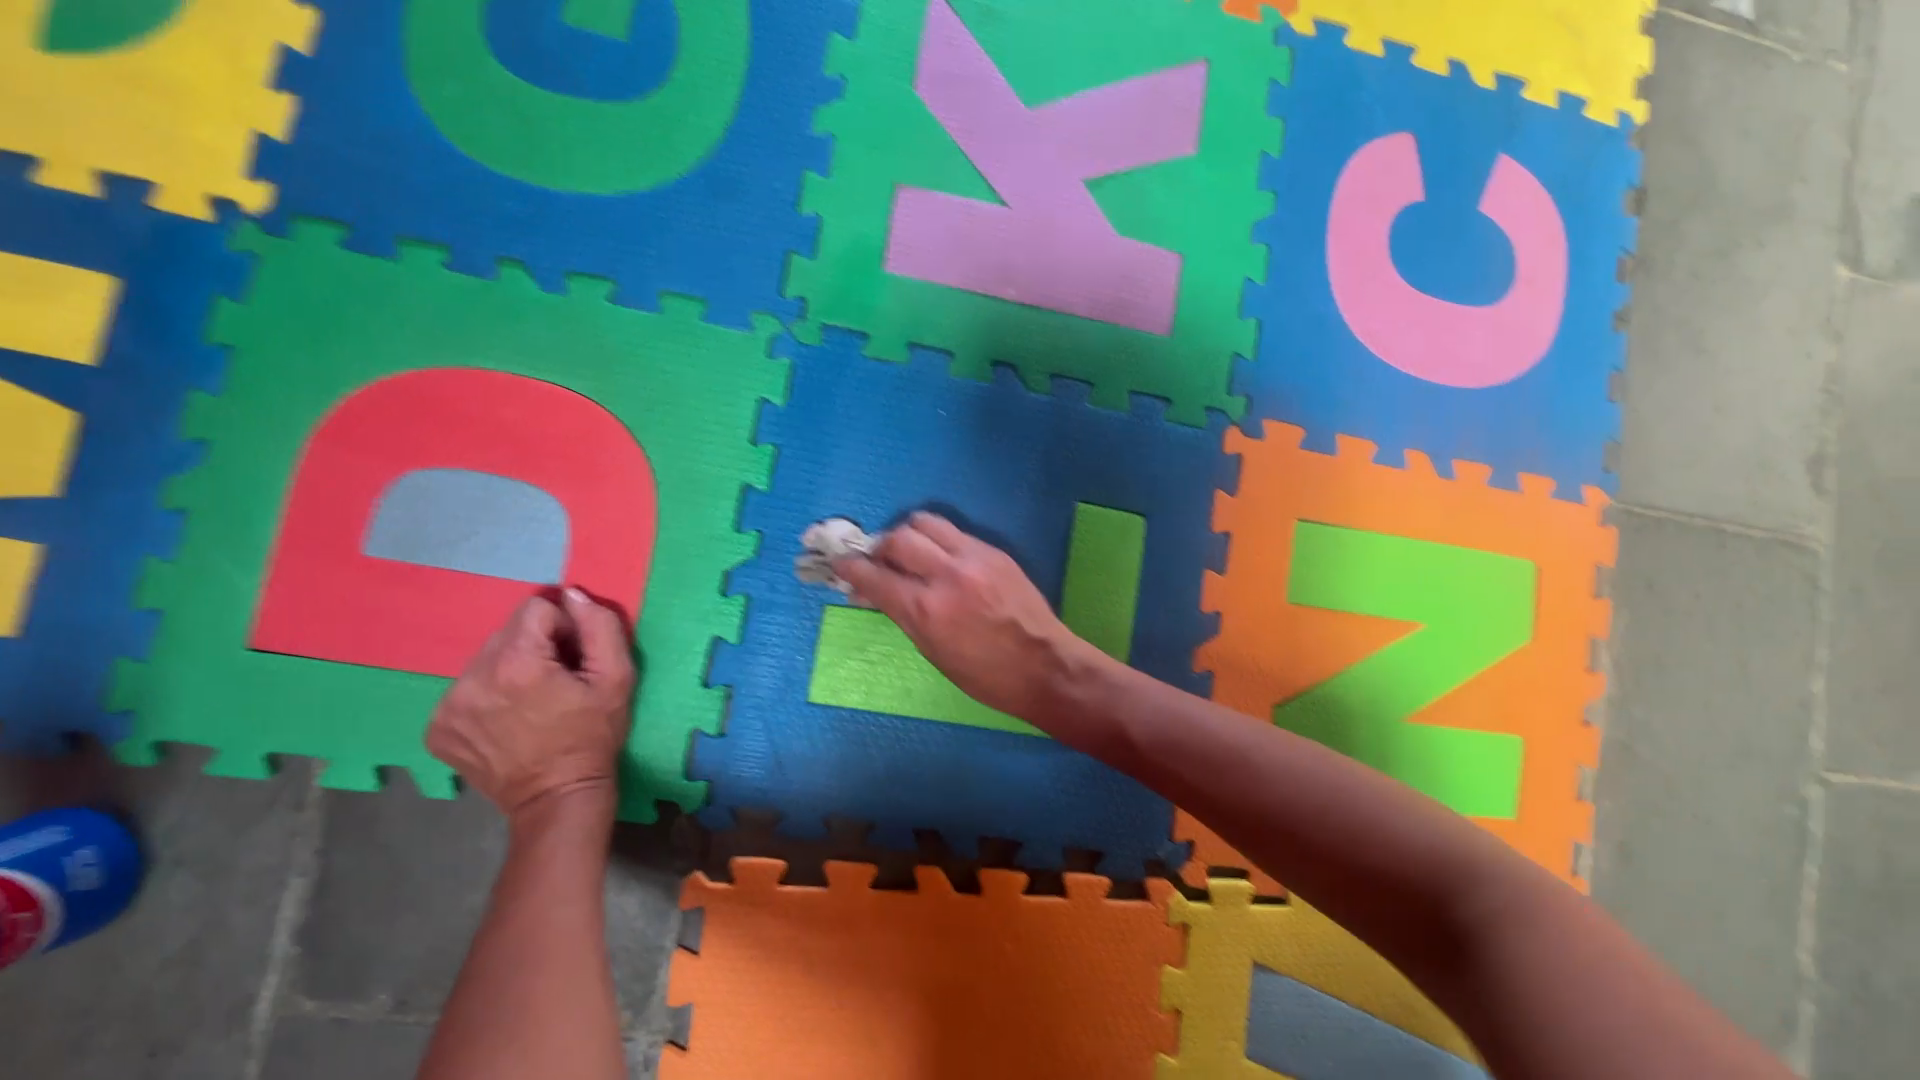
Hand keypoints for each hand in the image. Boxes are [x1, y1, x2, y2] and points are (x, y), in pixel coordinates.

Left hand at [426, 588, 635, 818]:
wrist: (557, 798)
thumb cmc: (593, 737)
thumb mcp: (617, 678)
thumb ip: (600, 626)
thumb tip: (572, 595)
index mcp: (516, 662)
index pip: (536, 608)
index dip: (563, 629)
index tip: (572, 661)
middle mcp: (472, 678)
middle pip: (507, 633)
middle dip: (534, 648)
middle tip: (555, 684)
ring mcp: (448, 705)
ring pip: (485, 660)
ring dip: (509, 671)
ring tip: (531, 705)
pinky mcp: (437, 728)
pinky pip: (466, 689)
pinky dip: (487, 697)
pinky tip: (506, 721)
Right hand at [834, 512, 1103, 723]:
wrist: (1045, 667)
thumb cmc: (985, 676)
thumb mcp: (933, 652)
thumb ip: (904, 615)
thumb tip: (877, 593)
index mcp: (926, 609)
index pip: (874, 576)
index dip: (851, 568)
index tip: (841, 564)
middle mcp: (946, 575)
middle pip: (897, 539)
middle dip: (880, 547)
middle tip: (879, 560)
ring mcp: (973, 558)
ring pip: (926, 523)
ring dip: (908, 534)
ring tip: (908, 550)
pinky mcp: (994, 552)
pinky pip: (955, 533)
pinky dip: (938, 540)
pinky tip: (940, 557)